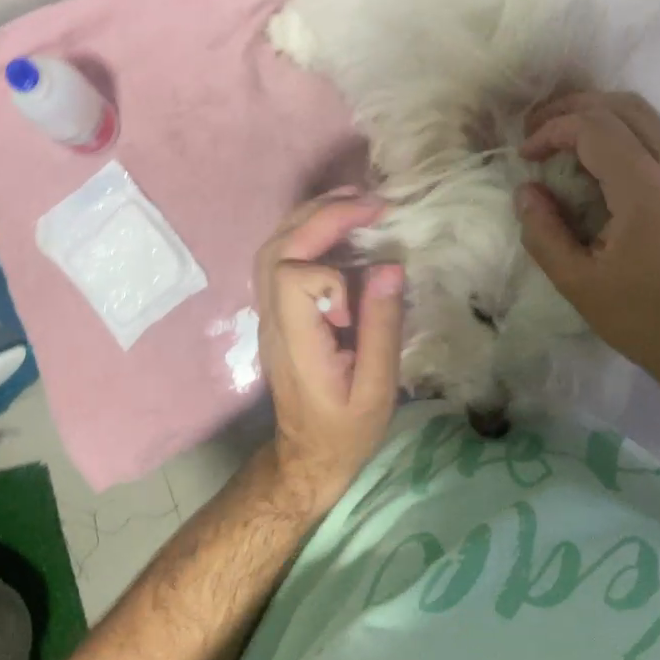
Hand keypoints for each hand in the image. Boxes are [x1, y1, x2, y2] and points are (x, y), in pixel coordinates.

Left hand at [254, 192, 405, 516]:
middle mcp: (273, 321)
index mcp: (296, 342)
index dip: (327, 272)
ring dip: (311, 219)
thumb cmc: (346, 431)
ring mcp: (269, 316)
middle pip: (277, 249)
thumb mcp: (377, 390)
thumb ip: (382, 329)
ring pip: (272, 249)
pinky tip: (340, 231)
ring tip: (356, 205)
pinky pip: (280, 261)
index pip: (292, 278)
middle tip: (370, 204)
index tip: (356, 300)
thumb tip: (390, 266)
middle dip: (321, 216)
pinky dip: (307, 235)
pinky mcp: (277, 315)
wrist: (307, 455)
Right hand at [516, 92, 659, 414]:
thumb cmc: (644, 322)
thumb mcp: (578, 285)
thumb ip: (544, 233)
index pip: (595, 127)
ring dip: (605, 123)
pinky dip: (632, 144)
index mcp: (649, 193)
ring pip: (653, 121)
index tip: (527, 154)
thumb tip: (526, 192)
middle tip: (539, 129)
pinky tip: (611, 175)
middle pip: (627, 106)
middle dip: (575, 108)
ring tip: (569, 147)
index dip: (553, 130)